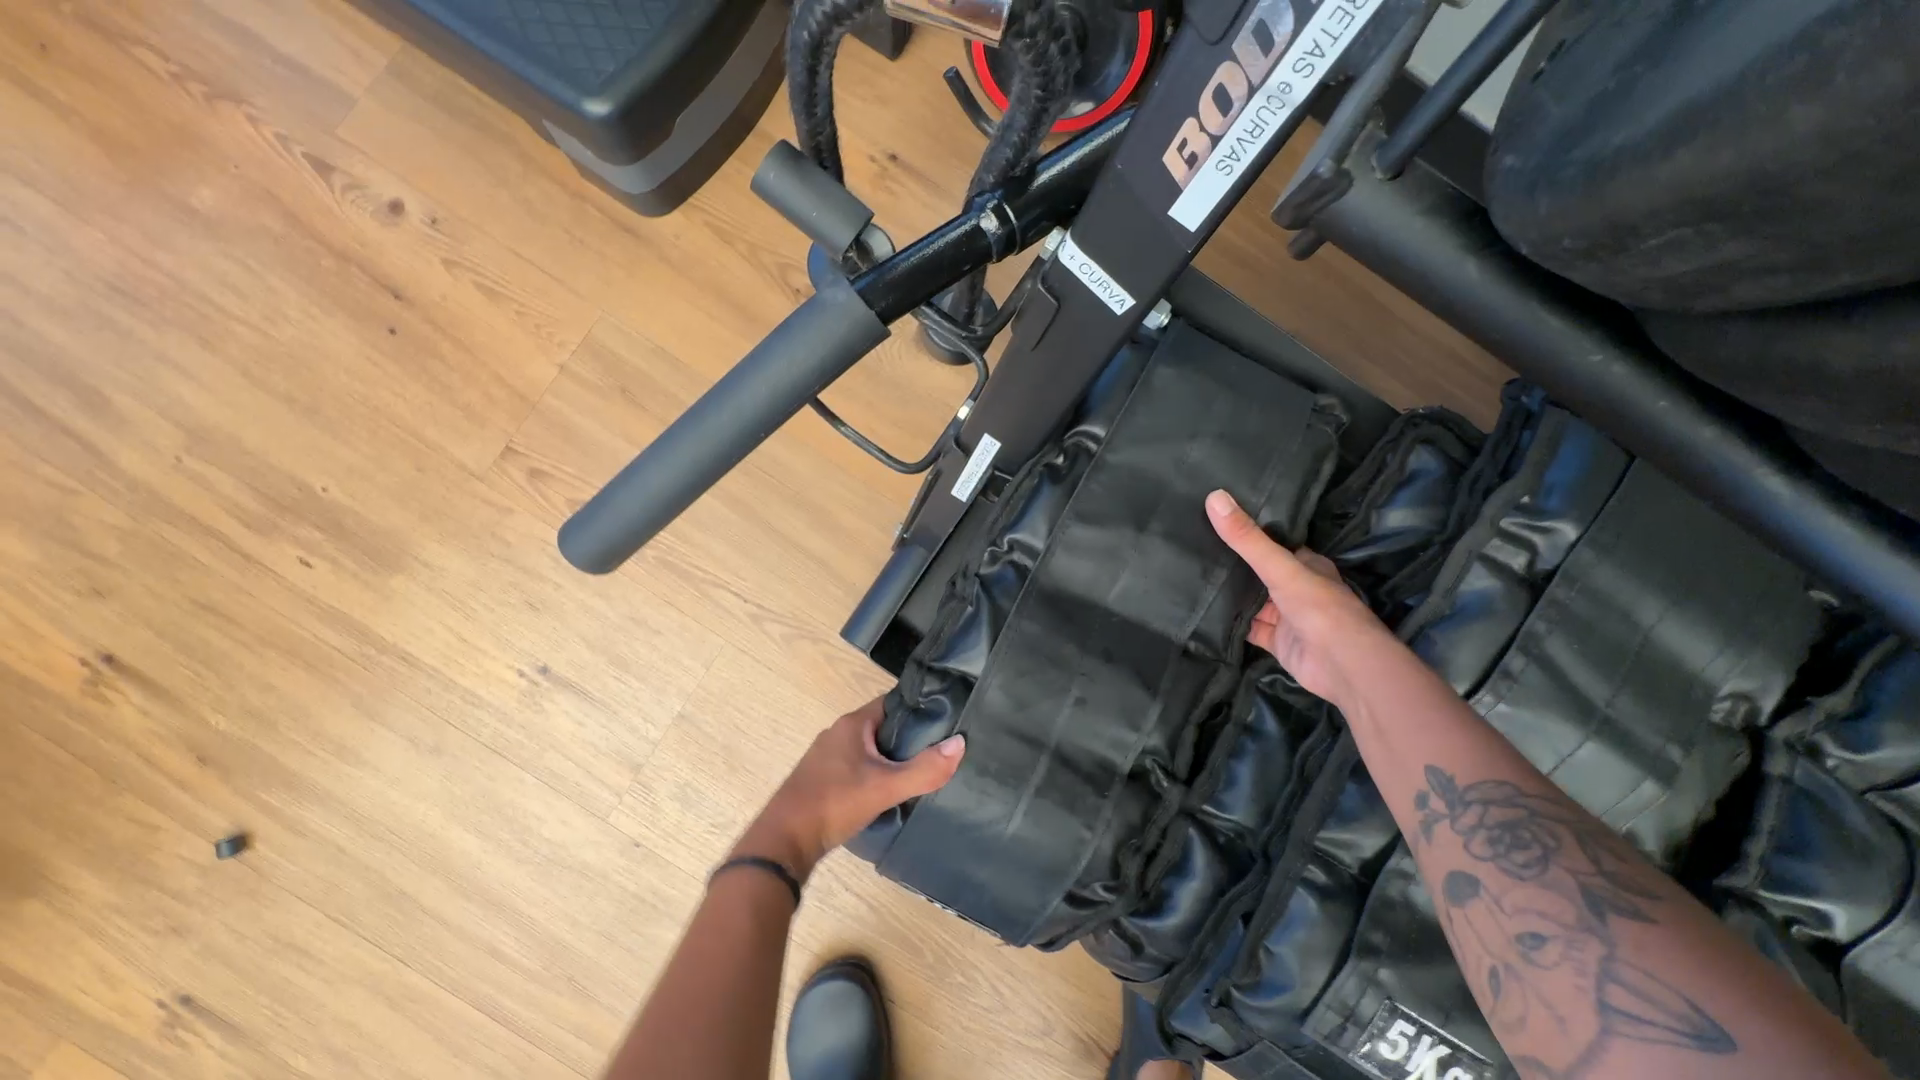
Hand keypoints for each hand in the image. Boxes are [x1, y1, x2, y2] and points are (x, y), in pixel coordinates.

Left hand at [732, 697, 964, 878]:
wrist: (784, 842)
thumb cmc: (833, 804)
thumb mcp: (884, 788)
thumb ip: (923, 769)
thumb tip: (960, 743)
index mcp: (851, 725)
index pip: (893, 703)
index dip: (920, 708)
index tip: (948, 719)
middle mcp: (838, 734)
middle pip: (883, 726)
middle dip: (910, 737)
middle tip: (941, 750)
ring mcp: (827, 757)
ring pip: (870, 749)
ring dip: (892, 758)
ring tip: (923, 771)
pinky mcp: (823, 779)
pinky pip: (858, 767)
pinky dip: (877, 774)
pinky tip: (891, 791)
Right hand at [1205, 489, 1394, 705]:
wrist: (1343, 667)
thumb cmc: (1320, 609)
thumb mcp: (1280, 567)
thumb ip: (1247, 539)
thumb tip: (1214, 496)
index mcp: (1307, 565)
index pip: (1274, 544)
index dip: (1248, 534)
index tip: (1214, 520)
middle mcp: (1297, 589)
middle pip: (1259, 574)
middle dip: (1233, 565)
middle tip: (1192, 546)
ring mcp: (1287, 617)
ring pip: (1251, 602)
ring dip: (1229, 595)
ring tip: (1188, 575)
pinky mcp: (1276, 642)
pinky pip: (1248, 629)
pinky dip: (1230, 624)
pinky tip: (1203, 613)